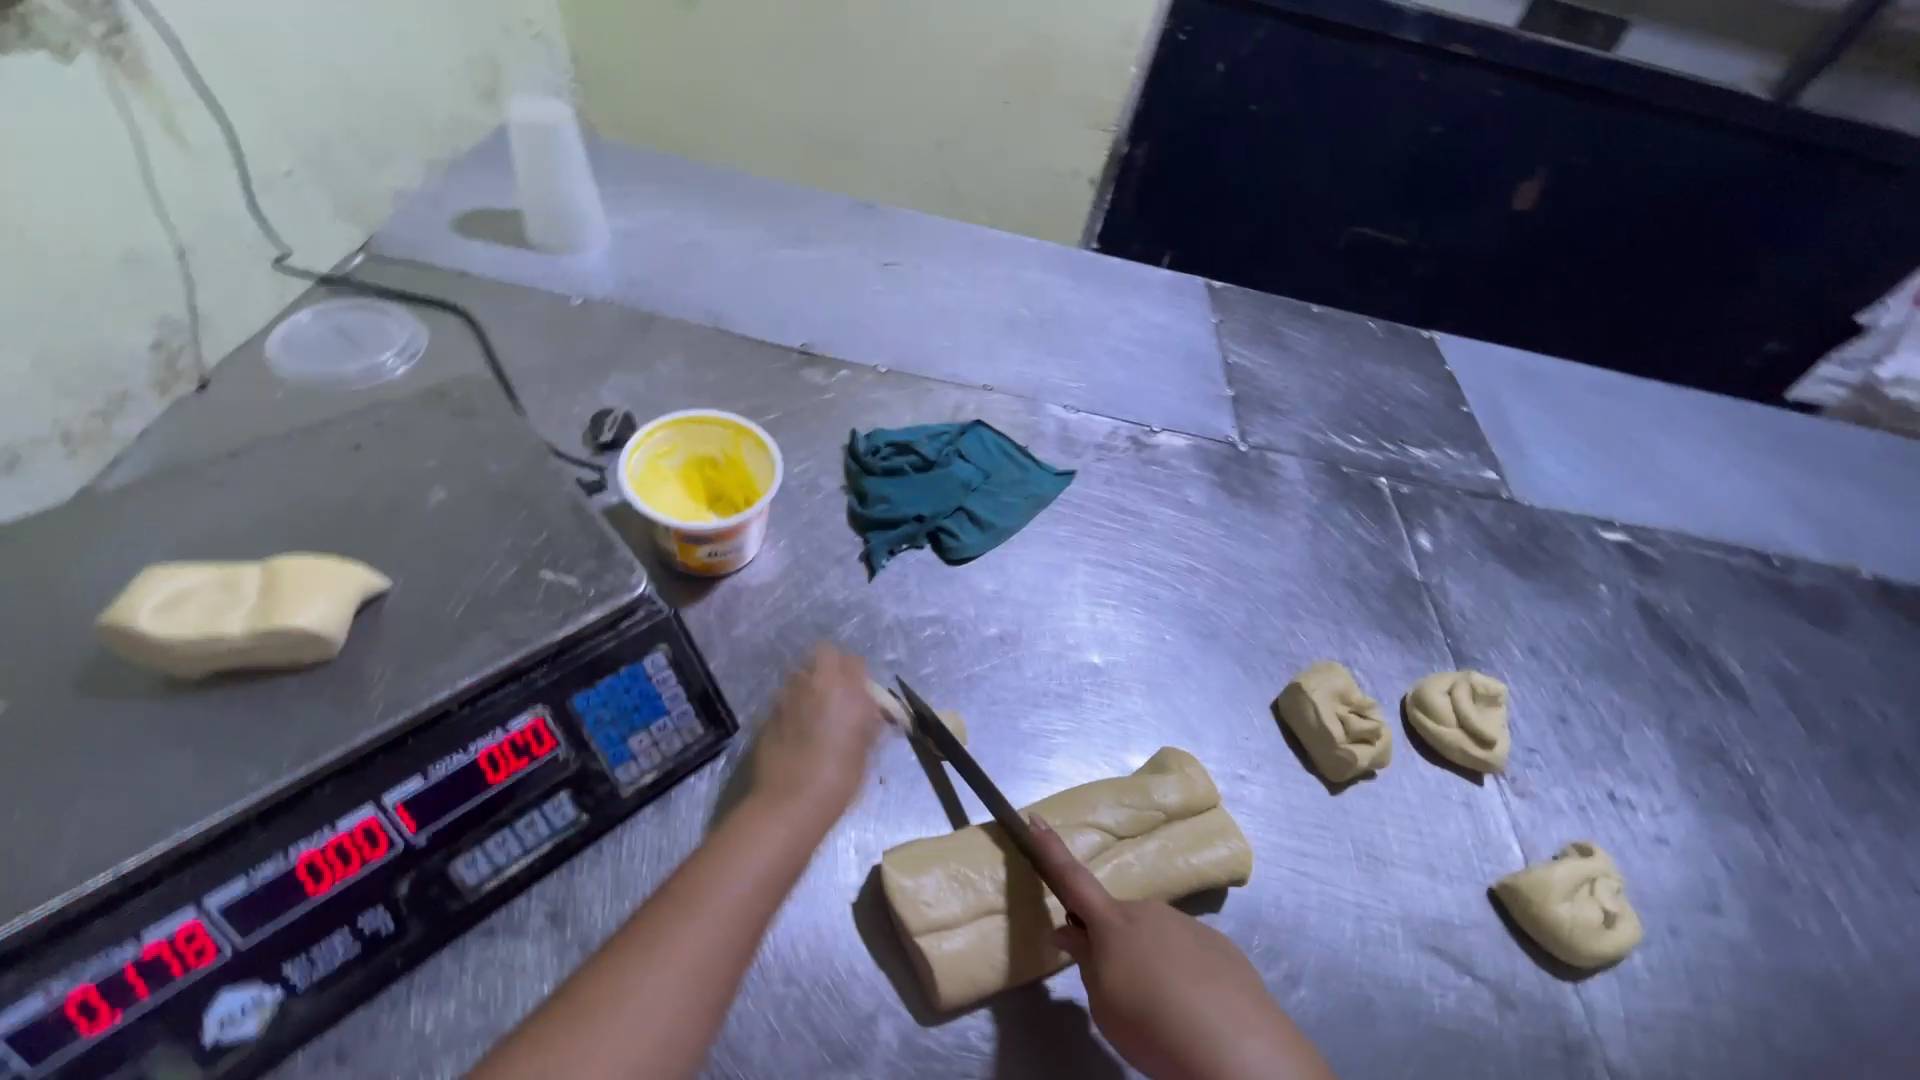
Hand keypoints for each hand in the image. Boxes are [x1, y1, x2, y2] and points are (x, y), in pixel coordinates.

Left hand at [748, 644, 885, 819]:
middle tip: (835, 691)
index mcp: (847, 690)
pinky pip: (784, 698)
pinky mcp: (768, 712)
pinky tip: (794, 730)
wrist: (791, 802)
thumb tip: (869, 716)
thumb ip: (867, 723)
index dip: (858, 674)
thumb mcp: (865, 750)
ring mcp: (788, 695)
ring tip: (813, 710)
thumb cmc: (839, 779)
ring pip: (800, 673)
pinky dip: (792, 707)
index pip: (855, 661)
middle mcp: (817, 684)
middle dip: (831, 665)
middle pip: (824, 652)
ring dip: (808, 684)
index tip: (860, 692)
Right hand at [1027, 816, 1336, 1079]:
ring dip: (1149, 960)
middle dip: (1111, 941)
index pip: (1072, 879)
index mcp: (1112, 923)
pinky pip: (1187, 952)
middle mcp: (1149, 911)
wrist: (1237, 1047)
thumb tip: (1070, 930)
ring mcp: (1188, 925)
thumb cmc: (1153, 1026)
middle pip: (1118, 919)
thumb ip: (1086, 962)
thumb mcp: (1104, 1004)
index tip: (1035, 819)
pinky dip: (1183, 974)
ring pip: (1155, 936)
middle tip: (1118, 985)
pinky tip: (1193, 1008)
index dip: (1050, 850)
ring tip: (1161, 1007)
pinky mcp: (1220, 945)